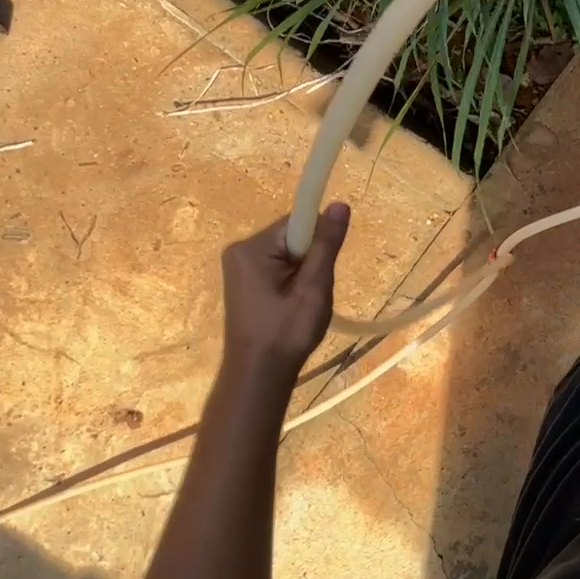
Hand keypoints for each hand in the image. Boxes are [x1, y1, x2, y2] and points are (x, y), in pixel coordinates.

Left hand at [218, 203, 350, 378]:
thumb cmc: (287, 331)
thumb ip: (326, 244)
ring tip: (303, 301)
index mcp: (251, 248)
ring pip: (290, 252)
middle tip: (313, 291)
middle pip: (294, 236)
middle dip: (312, 259)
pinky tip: (293, 303)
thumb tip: (339, 203)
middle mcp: (240, 250)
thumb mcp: (314, 286)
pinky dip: (294, 279)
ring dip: (305, 272)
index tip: (321, 271)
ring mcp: (240, 266)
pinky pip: (280, 265)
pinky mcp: (245, 280)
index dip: (319, 242)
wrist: (259, 374)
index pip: (299, 222)